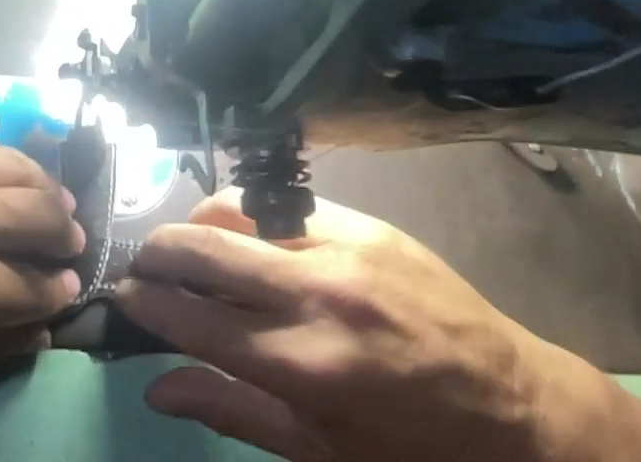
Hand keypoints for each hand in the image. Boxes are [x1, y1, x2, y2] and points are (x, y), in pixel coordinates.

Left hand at [0, 123, 84, 394]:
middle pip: (45, 216)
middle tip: (69, 240)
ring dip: (46, 187)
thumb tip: (45, 329)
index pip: (42, 286)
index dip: (61, 289)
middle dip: (67, 235)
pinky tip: (0, 167)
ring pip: (20, 167)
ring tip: (50, 199)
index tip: (67, 284)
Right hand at [116, 189, 640, 461]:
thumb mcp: (319, 451)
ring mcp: (344, 248)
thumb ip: (230, 410)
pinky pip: (284, 204)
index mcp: (303, 366)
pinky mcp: (367, 223)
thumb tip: (155, 387)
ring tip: (198, 250)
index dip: (144, 301)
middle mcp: (317, 295)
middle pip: (203, 245)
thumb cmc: (410, 447)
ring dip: (202, 225)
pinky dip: (254, 219)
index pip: (190, 316)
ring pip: (237, 208)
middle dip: (157, 250)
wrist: (517, 407)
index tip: (122, 295)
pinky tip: (257, 242)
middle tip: (145, 266)